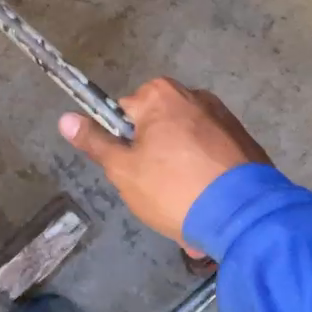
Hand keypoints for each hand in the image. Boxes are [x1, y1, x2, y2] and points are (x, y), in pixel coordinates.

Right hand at [59, 78, 270, 247]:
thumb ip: (95, 142)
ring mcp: (225, 119)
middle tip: (157, 198)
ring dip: (182, 177)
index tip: (134, 174)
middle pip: (157, 130)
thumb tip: (65, 118)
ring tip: (187, 214)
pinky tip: (209, 211)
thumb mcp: (124, 170)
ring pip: (186, 149)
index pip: (123, 115)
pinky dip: (207, 181)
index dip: (124, 147)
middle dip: (155, 163)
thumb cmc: (174, 188)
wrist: (246, 217)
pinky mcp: (247, 143)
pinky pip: (213, 160)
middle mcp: (194, 96)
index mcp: (160, 95)